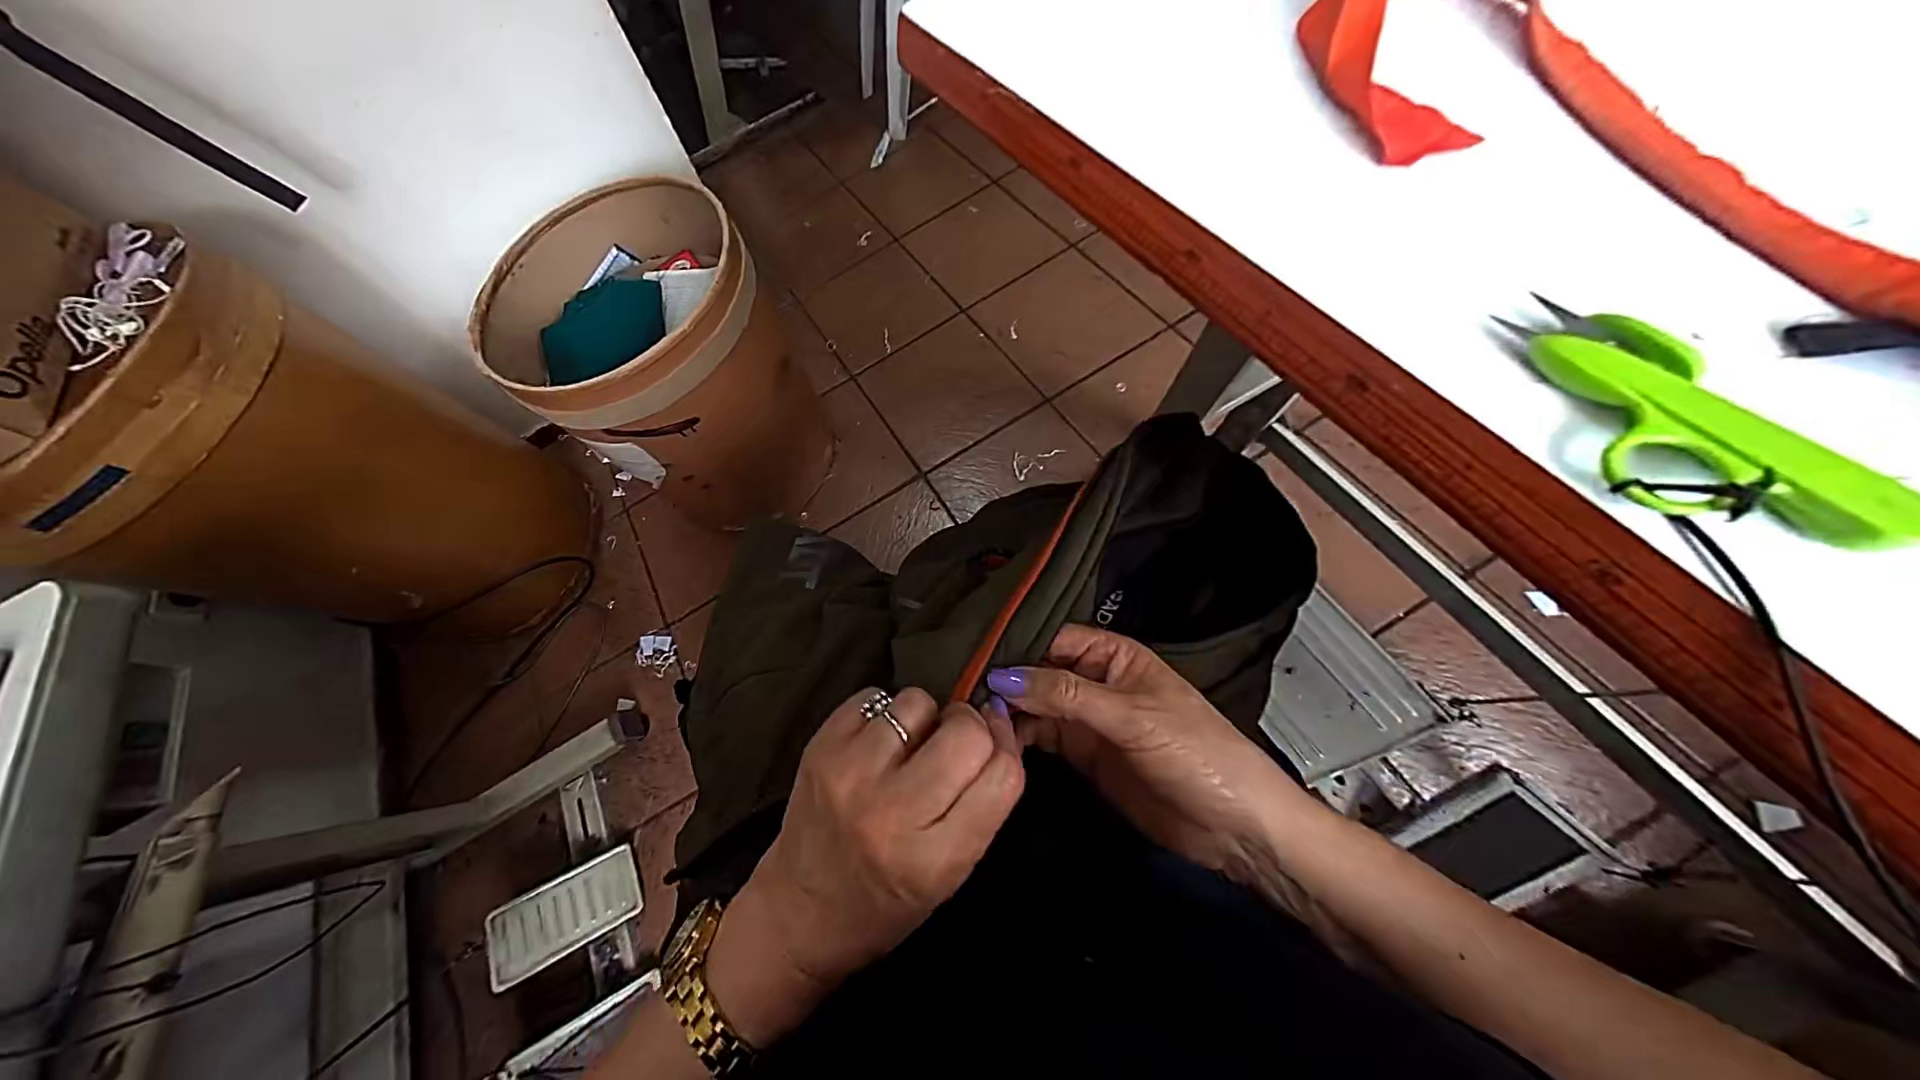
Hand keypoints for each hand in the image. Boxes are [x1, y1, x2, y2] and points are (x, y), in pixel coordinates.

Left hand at [704, 687, 1024, 1045]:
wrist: (800, 913)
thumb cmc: (885, 901)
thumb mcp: (951, 872)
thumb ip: (984, 801)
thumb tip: (1000, 720)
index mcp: (934, 859)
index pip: (1002, 776)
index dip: (1007, 747)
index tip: (998, 739)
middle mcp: (891, 814)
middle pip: (966, 733)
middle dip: (971, 728)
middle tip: (955, 743)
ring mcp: (849, 776)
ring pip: (918, 703)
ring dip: (925, 717)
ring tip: (910, 745)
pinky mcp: (819, 750)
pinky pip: (873, 696)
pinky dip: (884, 711)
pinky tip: (878, 742)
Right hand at [988, 623, 1298, 877]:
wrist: (1236, 828)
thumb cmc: (1201, 755)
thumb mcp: (1132, 716)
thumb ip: (1067, 695)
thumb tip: (1006, 677)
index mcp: (1118, 657)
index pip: (1057, 640)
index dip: (1022, 649)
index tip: (981, 662)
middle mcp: (1100, 684)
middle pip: (1043, 673)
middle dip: (1011, 682)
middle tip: (970, 695)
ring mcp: (1092, 722)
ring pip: (1039, 706)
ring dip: (1013, 712)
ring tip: (979, 720)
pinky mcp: (1087, 757)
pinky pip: (1046, 738)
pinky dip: (1023, 739)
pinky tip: (1002, 742)